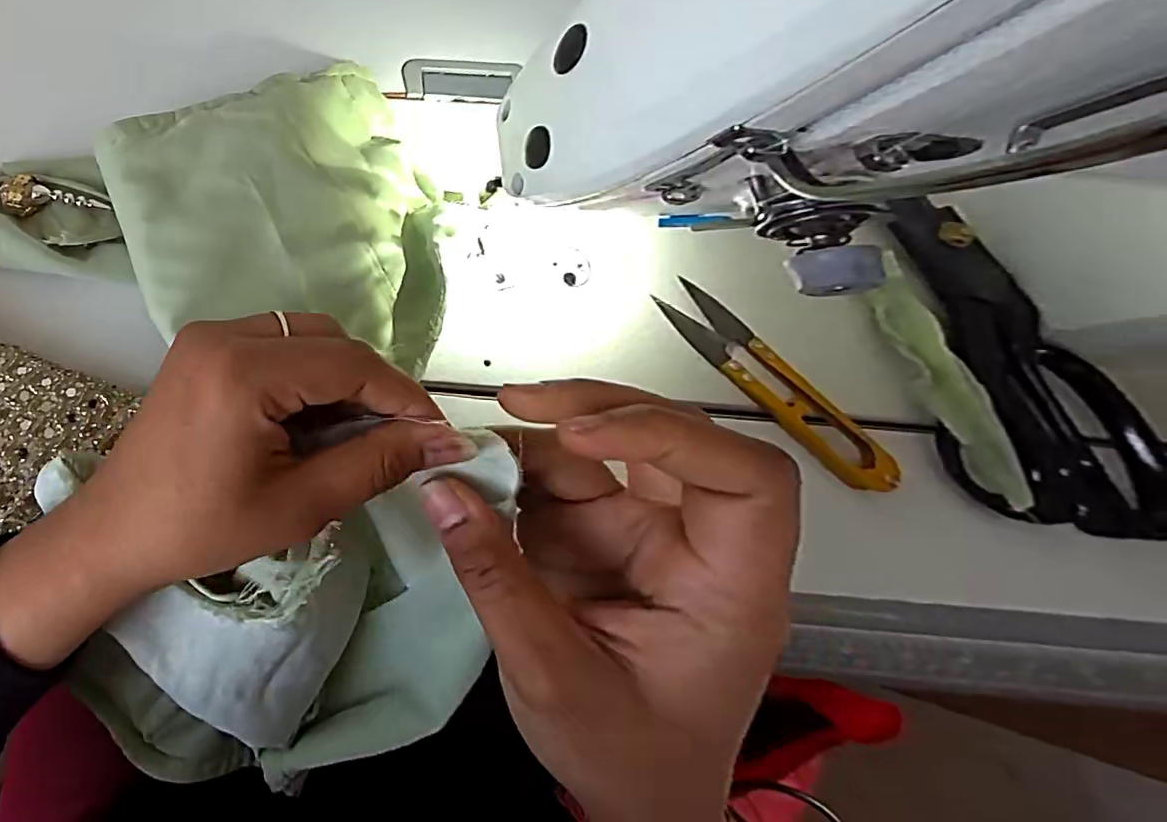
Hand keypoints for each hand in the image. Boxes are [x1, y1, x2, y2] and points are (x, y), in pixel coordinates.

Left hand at [0, 313, 478, 667]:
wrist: (117, 529)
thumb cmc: (202, 528)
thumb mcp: (299, 503)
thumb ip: (375, 462)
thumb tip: (443, 441)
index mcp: (243, 370)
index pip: (350, 362)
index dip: (403, 395)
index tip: (437, 433)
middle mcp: (224, 334)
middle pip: (328, 340)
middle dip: (371, 386)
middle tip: (394, 439)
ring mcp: (206, 334)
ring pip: (302, 335)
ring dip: (337, 376)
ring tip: (349, 433)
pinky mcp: (199, 345)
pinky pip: (272, 342)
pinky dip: (302, 372)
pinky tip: (306, 418)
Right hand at [421, 380, 799, 821]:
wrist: (624, 794)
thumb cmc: (622, 754)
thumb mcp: (550, 673)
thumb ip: (494, 578)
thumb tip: (441, 490)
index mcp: (727, 585)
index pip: (744, 481)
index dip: (666, 436)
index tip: (575, 436)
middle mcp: (688, 541)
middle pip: (670, 436)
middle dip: (592, 405)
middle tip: (517, 402)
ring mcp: (637, 531)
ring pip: (600, 447)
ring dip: (534, 435)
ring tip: (470, 445)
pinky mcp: (591, 532)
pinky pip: (553, 476)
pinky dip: (510, 464)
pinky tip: (472, 470)